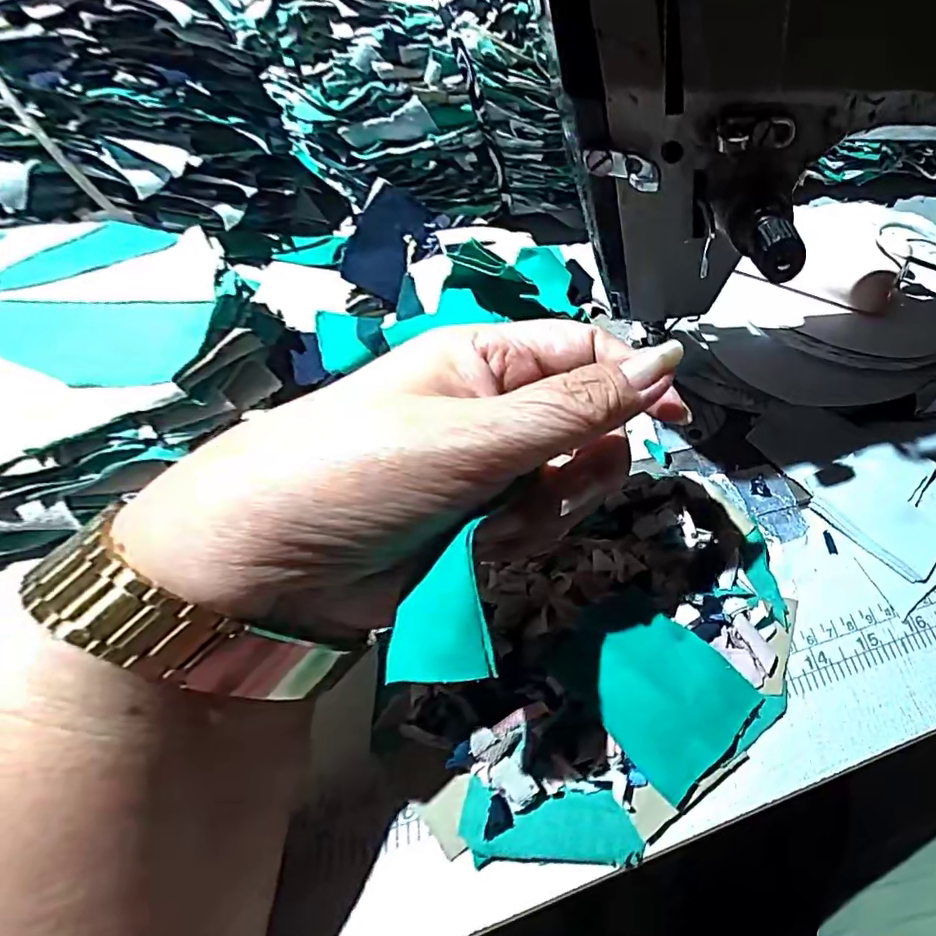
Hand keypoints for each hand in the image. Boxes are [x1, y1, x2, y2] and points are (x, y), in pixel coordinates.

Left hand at [109, 323, 686, 642]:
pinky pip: (555, 516)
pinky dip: (531, 535)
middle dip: (586, 464)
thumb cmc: (356, 478)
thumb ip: (584, 404)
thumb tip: (669, 359)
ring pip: (583, 477)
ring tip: (497, 525)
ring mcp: (502, 464)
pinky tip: (483, 546)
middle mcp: (503, 407)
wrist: (260, 584)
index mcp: (489, 360)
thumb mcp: (481, 435)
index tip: (676, 418)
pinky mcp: (497, 513)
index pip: (592, 352)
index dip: (639, 381)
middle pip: (599, 424)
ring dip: (556, 506)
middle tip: (552, 484)